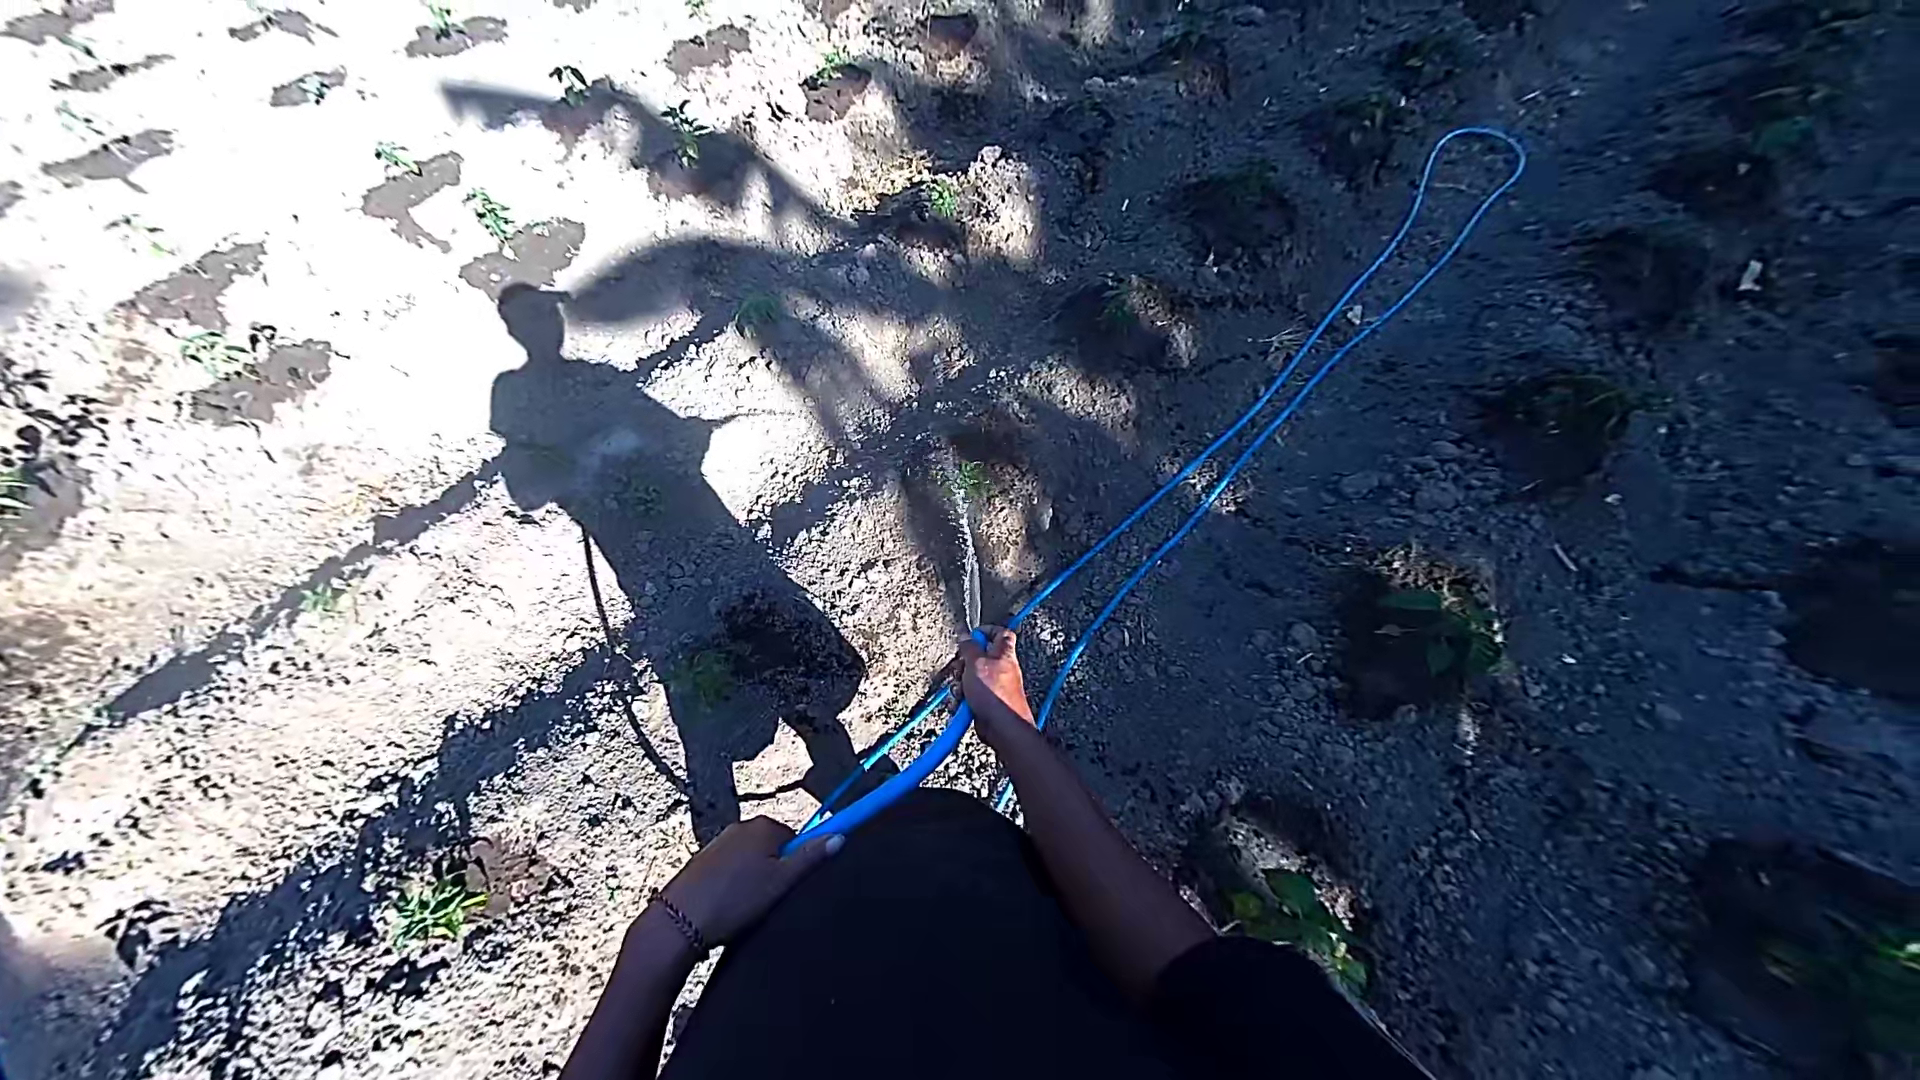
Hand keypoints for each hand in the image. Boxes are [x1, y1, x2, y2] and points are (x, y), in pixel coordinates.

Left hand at [656, 817, 840, 945]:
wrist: (677, 923)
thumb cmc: (733, 901)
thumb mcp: (781, 882)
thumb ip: (811, 857)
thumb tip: (839, 837)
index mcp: (764, 826)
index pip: (796, 837)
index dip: (795, 864)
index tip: (787, 886)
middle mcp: (742, 826)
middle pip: (773, 847)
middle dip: (773, 871)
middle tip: (765, 899)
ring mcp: (720, 841)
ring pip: (750, 860)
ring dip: (752, 879)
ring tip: (742, 907)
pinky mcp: (703, 859)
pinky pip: (730, 868)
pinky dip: (732, 884)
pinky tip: (726, 906)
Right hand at [959, 626, 1035, 748]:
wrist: (1001, 726)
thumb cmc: (995, 693)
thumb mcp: (976, 662)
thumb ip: (969, 647)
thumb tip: (965, 635)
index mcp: (1003, 653)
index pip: (1001, 633)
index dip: (987, 631)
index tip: (973, 635)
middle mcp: (999, 668)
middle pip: (977, 656)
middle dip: (963, 663)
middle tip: (960, 669)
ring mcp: (991, 685)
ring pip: (968, 677)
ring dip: (959, 683)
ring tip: (962, 691)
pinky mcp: (984, 701)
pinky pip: (967, 694)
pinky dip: (961, 698)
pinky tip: (961, 704)